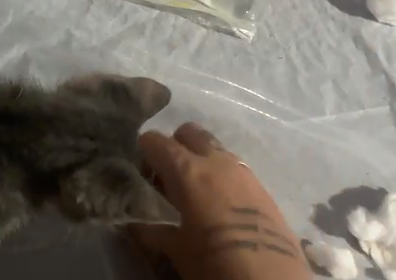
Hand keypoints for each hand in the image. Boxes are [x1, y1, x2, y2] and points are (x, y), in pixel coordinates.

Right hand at [132, 124, 310, 279]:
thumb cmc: (215, 262)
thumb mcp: (177, 250)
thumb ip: (151, 230)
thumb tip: (131, 223)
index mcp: (186, 169)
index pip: (154, 140)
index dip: (144, 154)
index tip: (144, 175)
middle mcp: (214, 160)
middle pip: (188, 132)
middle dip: (175, 147)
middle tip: (171, 178)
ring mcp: (242, 170)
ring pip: (215, 148)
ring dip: (202, 160)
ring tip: (198, 193)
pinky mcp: (263, 187)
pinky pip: (236, 169)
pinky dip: (223, 177)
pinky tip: (223, 205)